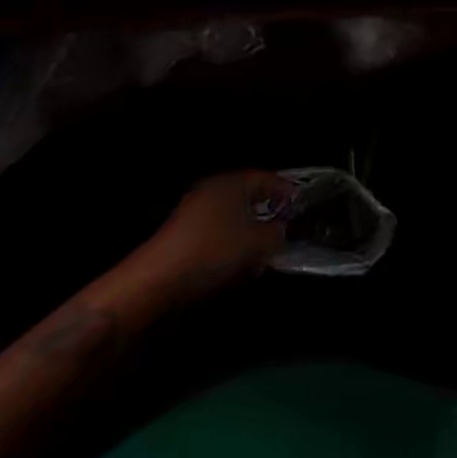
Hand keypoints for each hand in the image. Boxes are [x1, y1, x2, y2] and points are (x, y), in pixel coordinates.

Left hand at [133, 171, 290, 302]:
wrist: (156, 279)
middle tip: (285, 233)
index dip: (285, 189)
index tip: (301, 203)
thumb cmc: (212, 250)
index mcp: (230, 184)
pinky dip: (233, 247)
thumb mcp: (255, 242)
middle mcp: (212, 192)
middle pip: (249, 199)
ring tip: (264, 258)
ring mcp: (196, 213)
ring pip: (234, 220)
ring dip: (251, 237)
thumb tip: (280, 231)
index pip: (265, 178)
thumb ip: (275, 234)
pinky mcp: (185, 236)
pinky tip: (239, 269)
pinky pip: (219, 235)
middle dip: (268, 216)